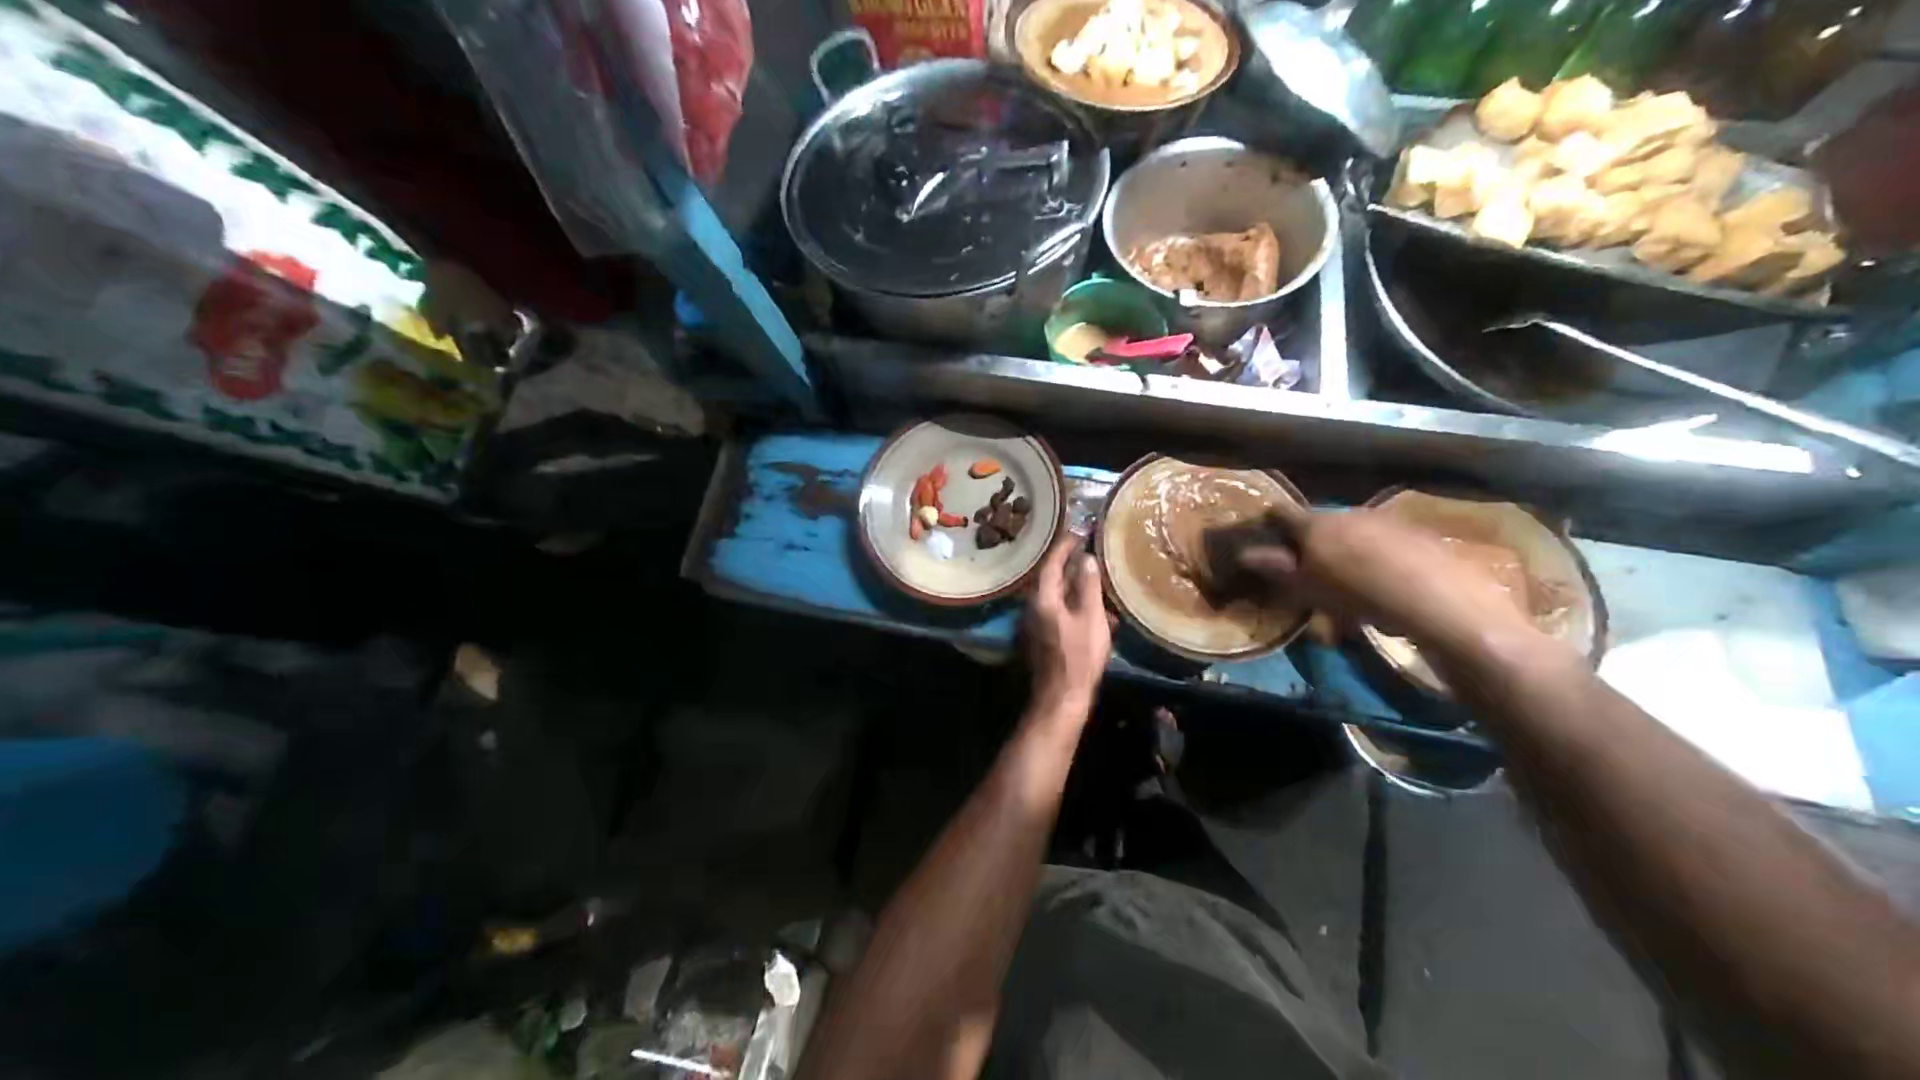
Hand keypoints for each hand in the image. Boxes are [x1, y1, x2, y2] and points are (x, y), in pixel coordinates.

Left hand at [1024, 529, 1111, 715]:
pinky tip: (1094, 609)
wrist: (1062, 697)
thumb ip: (1088, 586)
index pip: (1051, 563)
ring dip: (1075, 586)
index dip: (1065, 546)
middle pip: (1051, 578)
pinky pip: (1058, 611)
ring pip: (1056, 595)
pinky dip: (1074, 604)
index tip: (1079, 530)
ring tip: (1096, 577)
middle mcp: (1033, 607)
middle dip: (1070, 563)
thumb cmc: (1079, 656)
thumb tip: (1085, 558)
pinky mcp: (1042, 636)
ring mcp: (1035, 623)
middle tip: (1088, 549)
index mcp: (1042, 598)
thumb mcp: (1090, 618)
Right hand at [1236, 507, 1540, 655]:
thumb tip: (1246, 554)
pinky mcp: (1423, 539)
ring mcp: (1390, 523)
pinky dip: (1380, 566)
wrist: (1443, 604)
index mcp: (1318, 523)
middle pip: (1323, 526)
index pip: (1283, 513)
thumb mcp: (1309, 589)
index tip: (1264, 537)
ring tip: (1350, 594)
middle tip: (1310, 578)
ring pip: (1357, 537)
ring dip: (1348, 558)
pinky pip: (1388, 549)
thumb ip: (1277, 569)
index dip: (1271, 523)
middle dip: (1314, 547)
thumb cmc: (1360, 595)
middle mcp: (1353, 514)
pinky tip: (1386, 596)